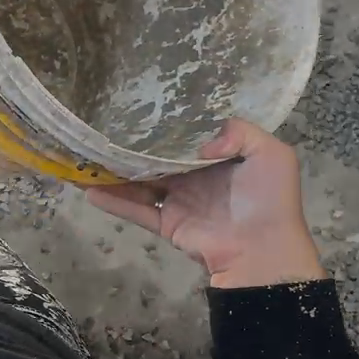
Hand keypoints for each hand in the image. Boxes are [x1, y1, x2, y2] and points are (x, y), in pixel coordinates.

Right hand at [84, 119, 325, 289]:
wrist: (262, 250)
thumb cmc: (268, 199)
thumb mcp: (271, 154)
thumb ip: (240, 133)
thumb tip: (198, 143)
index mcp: (217, 159)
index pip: (185, 138)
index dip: (164, 125)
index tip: (139, 108)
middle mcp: (193, 177)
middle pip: (156, 159)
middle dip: (132, 147)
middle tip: (103, 130)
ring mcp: (177, 201)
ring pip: (139, 183)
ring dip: (114, 173)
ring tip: (87, 157)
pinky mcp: (166, 223)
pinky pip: (134, 210)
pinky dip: (112, 201)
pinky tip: (88, 189)